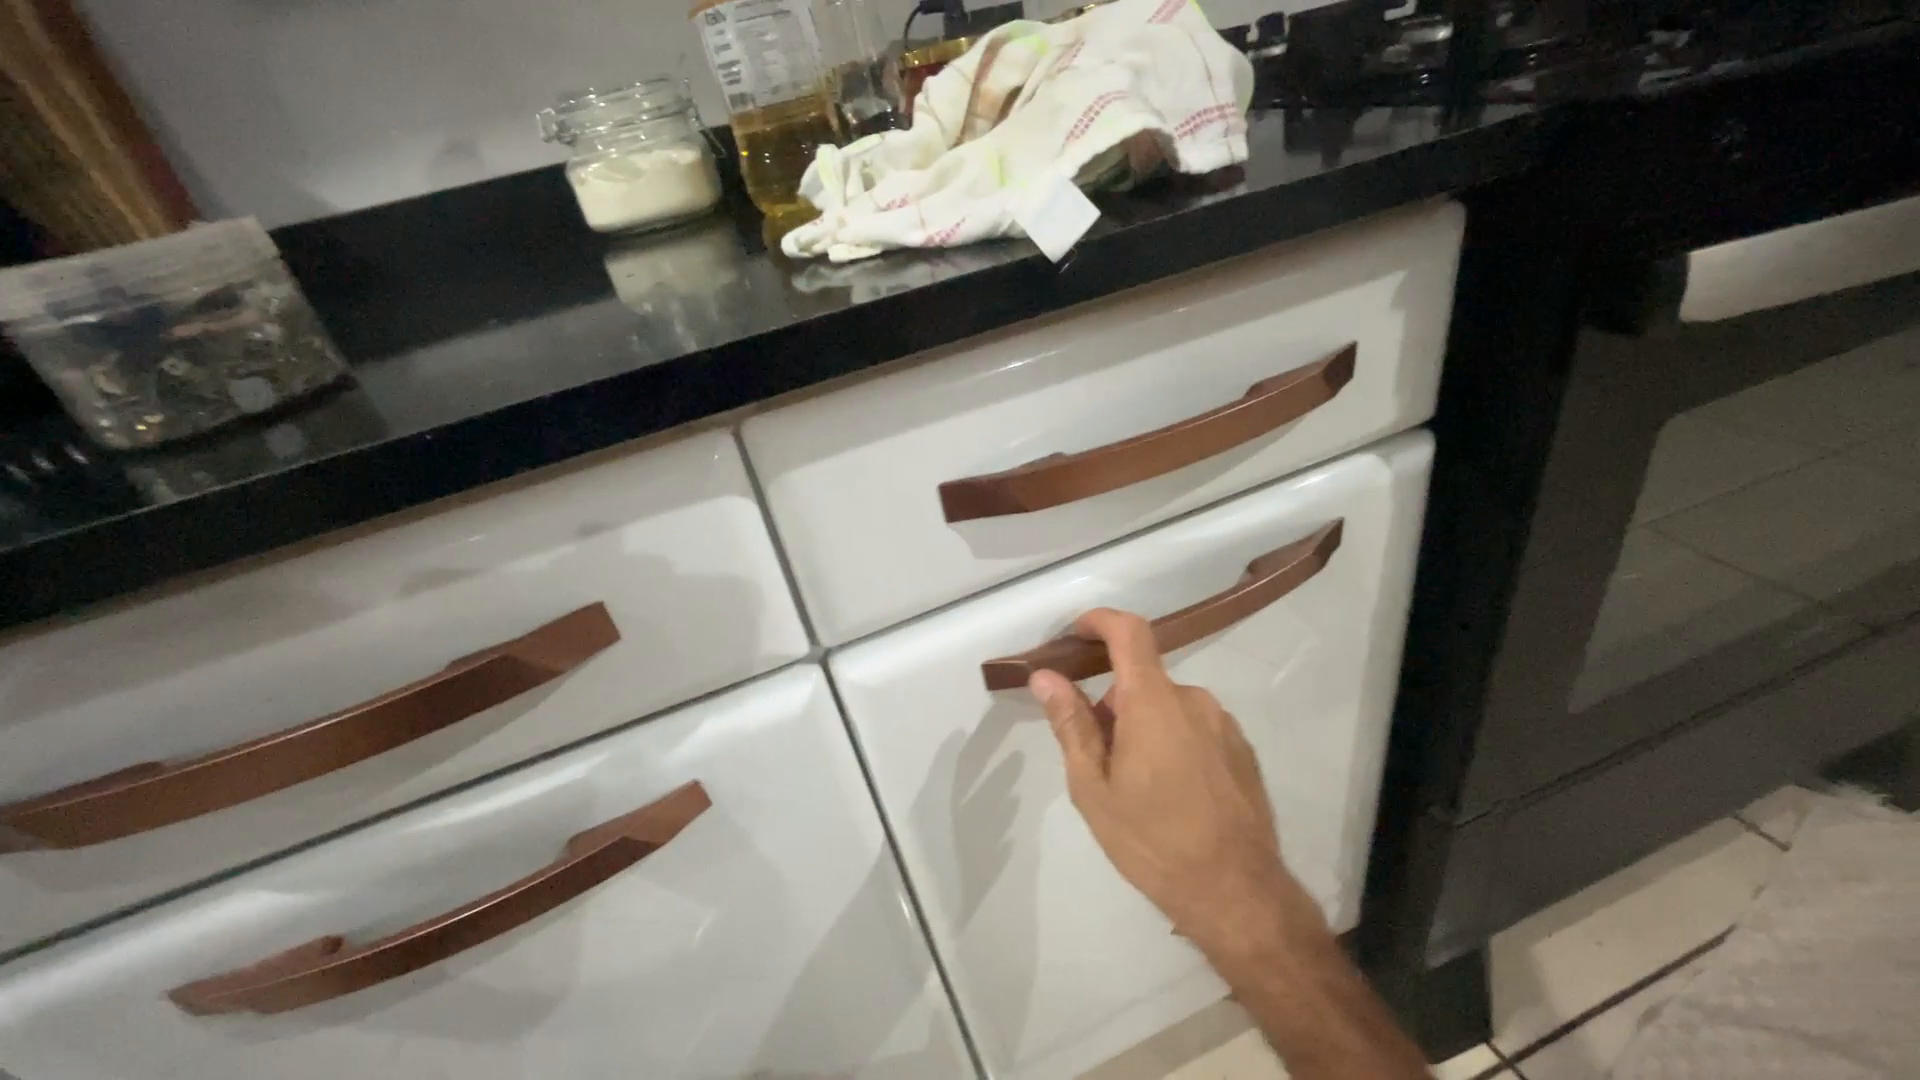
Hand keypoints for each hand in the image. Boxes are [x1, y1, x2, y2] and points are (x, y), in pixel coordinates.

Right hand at [1029, 608, 1324, 948]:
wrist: (1237, 893)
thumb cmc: (1153, 840)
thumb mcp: (1094, 787)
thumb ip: (1071, 724)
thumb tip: (1046, 677)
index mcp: (1153, 701)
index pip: (1128, 632)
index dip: (1099, 621)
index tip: (1075, 634)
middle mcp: (1194, 700)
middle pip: (1143, 680)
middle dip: (1113, 705)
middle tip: (1097, 760)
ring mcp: (1224, 725)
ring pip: (1169, 708)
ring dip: (1144, 727)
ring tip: (1136, 788)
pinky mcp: (1243, 751)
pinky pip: (1196, 729)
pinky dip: (1174, 744)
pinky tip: (1173, 797)